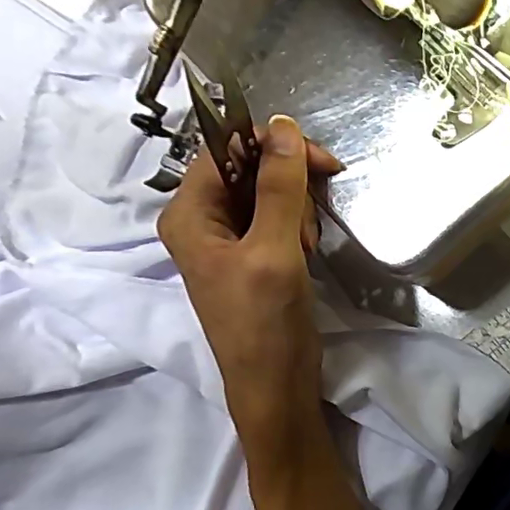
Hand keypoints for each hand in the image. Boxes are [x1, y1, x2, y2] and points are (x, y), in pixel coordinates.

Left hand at [158, 116, 342, 438]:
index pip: (226, 151)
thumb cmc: (264, 320)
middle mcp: (203, 221)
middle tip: (313, 217)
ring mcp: (230, 240)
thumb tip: (286, 126)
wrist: (276, 383)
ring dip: (298, 210)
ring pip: (270, 193)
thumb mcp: (273, 250)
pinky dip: (299, 227)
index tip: (320, 161)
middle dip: (289, 185)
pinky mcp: (256, 256)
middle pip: (250, 169)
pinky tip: (308, 250)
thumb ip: (279, 188)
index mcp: (188, 214)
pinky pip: (278, 219)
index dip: (272, 146)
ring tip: (308, 245)